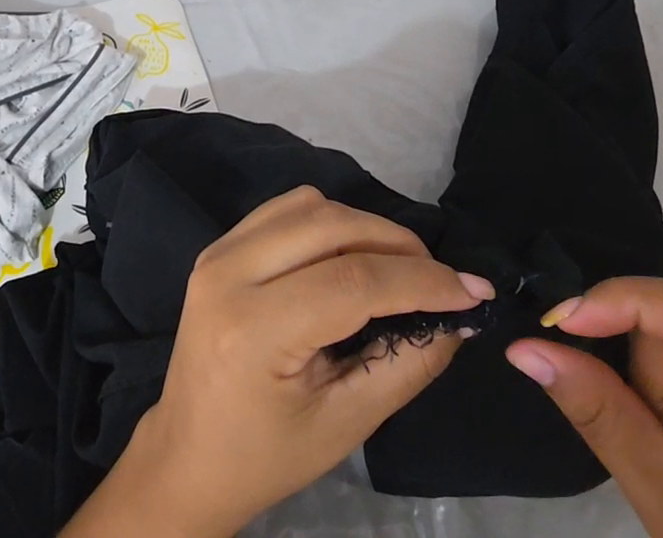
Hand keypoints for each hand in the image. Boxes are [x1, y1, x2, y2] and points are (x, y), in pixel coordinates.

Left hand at [62, 185, 493, 537]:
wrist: (188, 456)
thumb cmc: (266, 454)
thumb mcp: (346, 422)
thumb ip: (406, 363)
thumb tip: (459, 316)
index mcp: (253, 329)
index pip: (353, 281)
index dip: (422, 280)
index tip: (474, 290)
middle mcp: (227, 275)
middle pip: (331, 226)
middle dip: (398, 244)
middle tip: (441, 279)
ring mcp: (215, 255)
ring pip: (307, 206)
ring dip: (363, 226)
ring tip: (400, 267)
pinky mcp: (216, 249)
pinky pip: (283, 211)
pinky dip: (328, 222)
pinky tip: (351, 256)